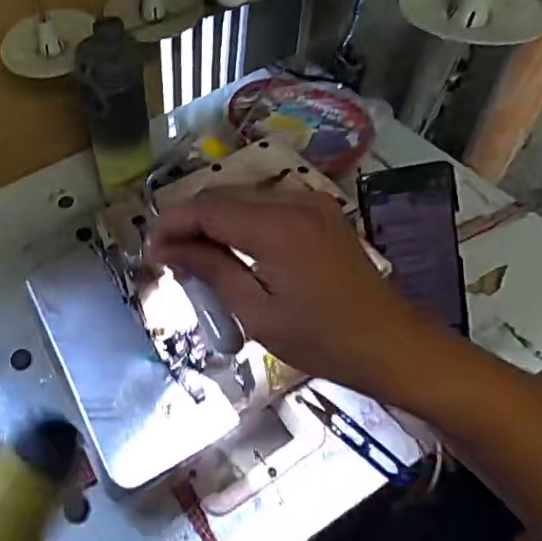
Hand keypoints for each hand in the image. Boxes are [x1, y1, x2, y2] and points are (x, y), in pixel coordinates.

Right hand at [147, 185, 461, 405]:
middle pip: (223, 196)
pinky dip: (240, 221)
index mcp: (278, 227)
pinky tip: (229, 247)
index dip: (171, 224)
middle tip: (166, 256)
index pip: (207, 209)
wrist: (393, 344)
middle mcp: (294, 201)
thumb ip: (210, 270)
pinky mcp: (321, 211)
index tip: (148, 249)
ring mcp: (312, 202)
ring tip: (192, 254)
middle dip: (188, 221)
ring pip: (243, 197)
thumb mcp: (258, 313)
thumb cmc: (324, 340)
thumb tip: (166, 249)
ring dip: (213, 220)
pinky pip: (266, 204)